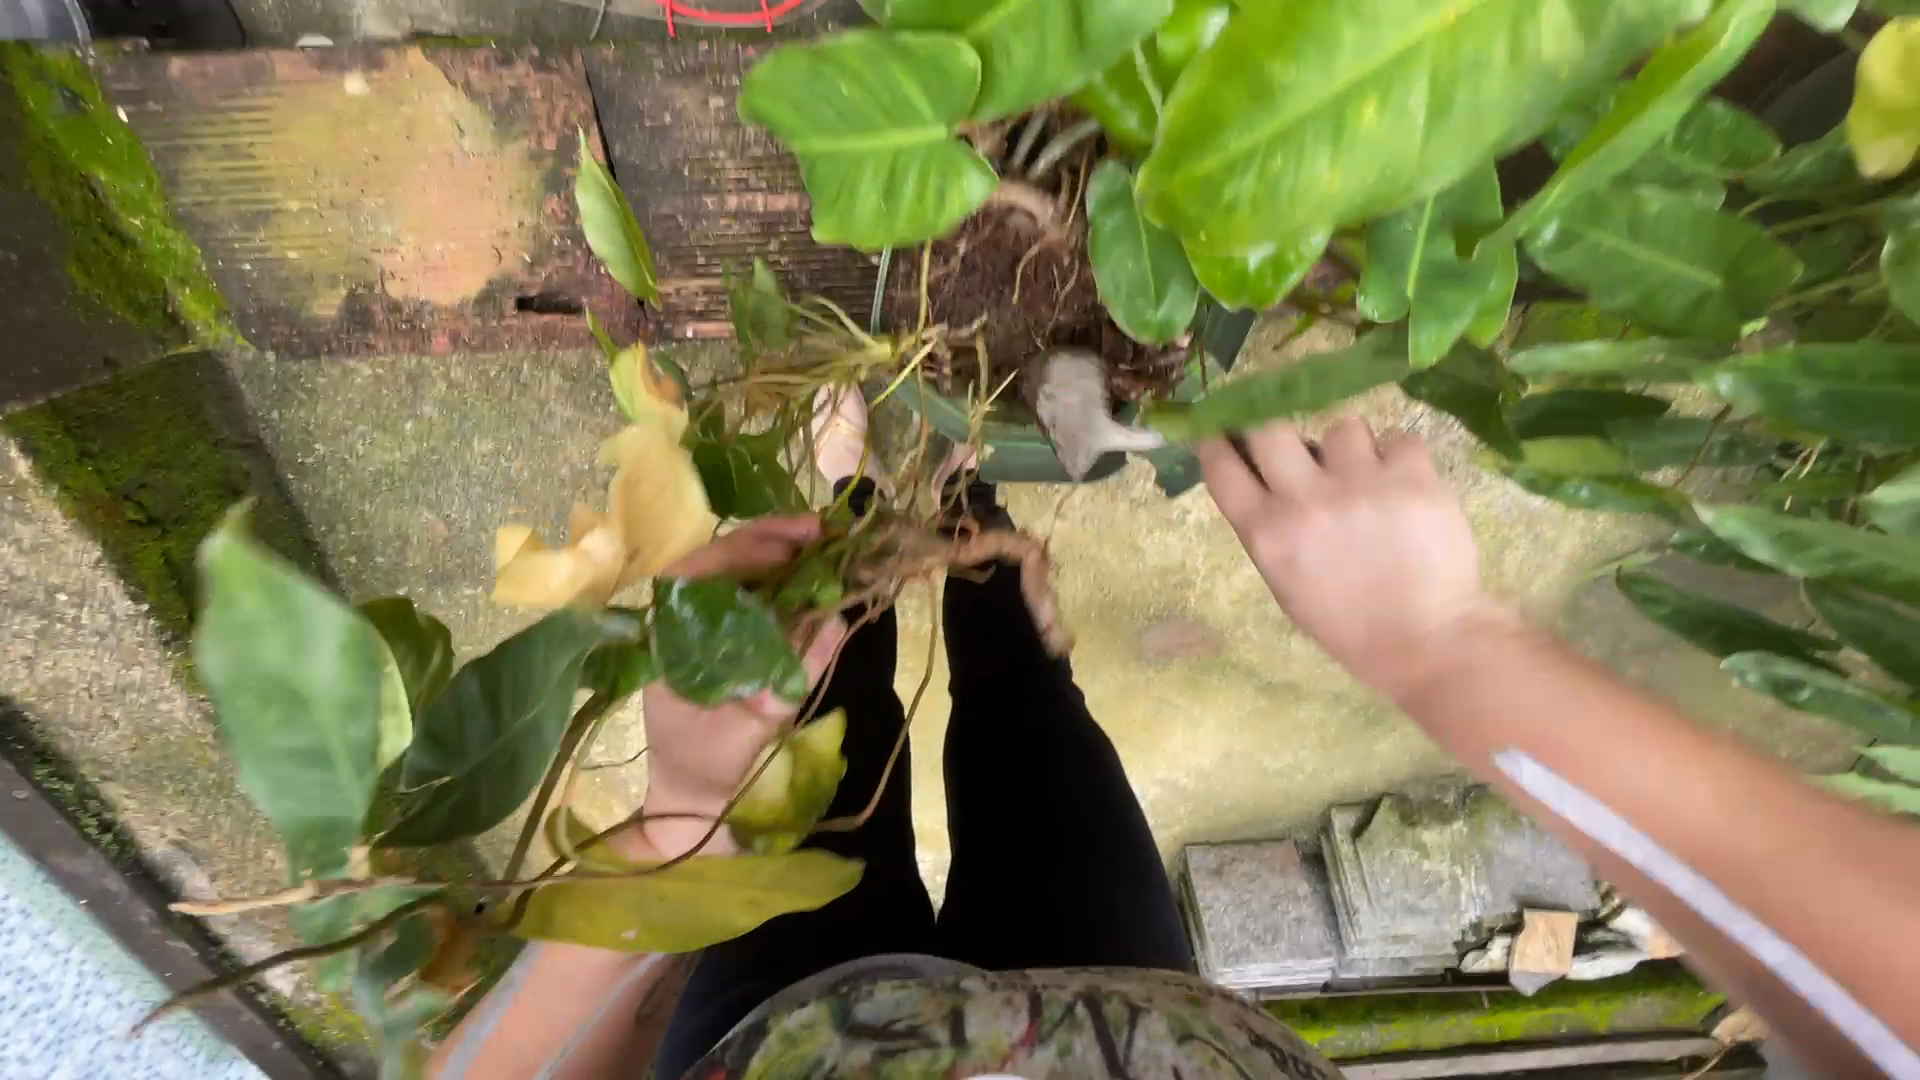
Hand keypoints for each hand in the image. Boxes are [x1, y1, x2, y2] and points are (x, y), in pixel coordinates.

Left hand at [621, 516, 846, 859]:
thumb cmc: (710, 769)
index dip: (743, 548)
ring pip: (740, 575)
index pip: (698, 573)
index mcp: (669, 642)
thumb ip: (792, 678)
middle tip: (821, 531)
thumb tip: (834, 620)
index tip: (790, 541)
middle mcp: (684, 627)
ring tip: (826, 542)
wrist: (696, 803)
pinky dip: (789, 583)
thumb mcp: (753, 728)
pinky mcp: (731, 642)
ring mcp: (707, 632)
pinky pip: (757, 600)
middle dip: (771, 539)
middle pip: (721, 563)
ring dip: (783, 554)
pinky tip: (816, 572)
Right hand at [1198, 418, 1514, 700]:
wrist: (1424, 638)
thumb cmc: (1342, 618)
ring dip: (1349, 448)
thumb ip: (1267, 526)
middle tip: (1293, 442)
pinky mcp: (1413, 479)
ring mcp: (1360, 486)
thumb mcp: (1282, 579)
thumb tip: (1259, 473)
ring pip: (1342, 427)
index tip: (1221, 430)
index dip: (1216, 442)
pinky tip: (1401, 483)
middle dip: (1276, 429)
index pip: (1222, 468)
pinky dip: (1397, 455)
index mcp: (1266, 533)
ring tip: (1364, 475)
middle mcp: (1304, 502)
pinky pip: (1397, 437)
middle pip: (1269, 428)